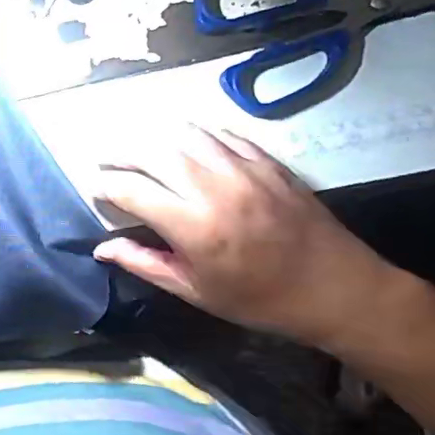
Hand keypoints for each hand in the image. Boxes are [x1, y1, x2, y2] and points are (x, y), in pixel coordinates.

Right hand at [90, 126, 426, 353]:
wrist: (338, 290)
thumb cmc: (260, 300)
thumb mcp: (195, 291)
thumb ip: (144, 263)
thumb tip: (102, 248)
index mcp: (193, 227)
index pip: (130, 190)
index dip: (104, 186)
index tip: (95, 190)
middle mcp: (213, 189)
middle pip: (151, 152)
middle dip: (120, 154)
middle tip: (107, 162)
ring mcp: (243, 170)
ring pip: (183, 135)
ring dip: (154, 138)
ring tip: (140, 150)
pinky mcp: (266, 162)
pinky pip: (221, 134)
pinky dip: (194, 135)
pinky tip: (184, 144)